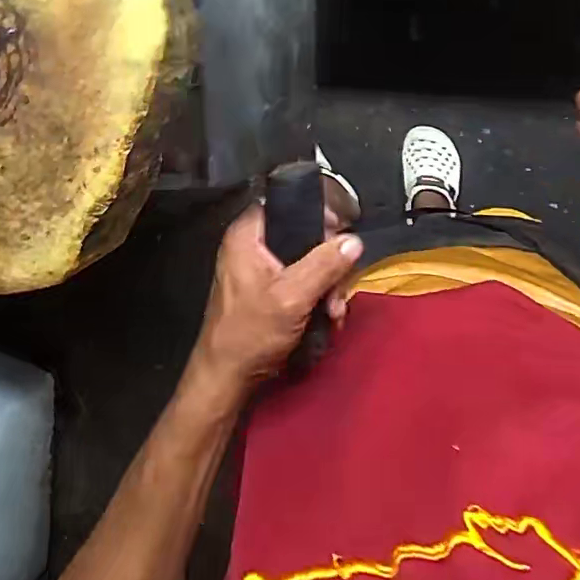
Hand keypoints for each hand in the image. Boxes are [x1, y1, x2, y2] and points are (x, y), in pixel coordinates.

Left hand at [188, 204, 361, 396]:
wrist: (227, 375)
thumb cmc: (252, 330)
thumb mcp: (292, 296)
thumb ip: (324, 265)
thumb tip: (353, 240)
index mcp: (247, 235)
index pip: (284, 204)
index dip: (314, 213)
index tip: (340, 231)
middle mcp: (250, 246)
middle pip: (300, 236)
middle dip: (327, 264)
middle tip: (338, 290)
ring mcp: (257, 269)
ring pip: (304, 262)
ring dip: (325, 286)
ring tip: (334, 312)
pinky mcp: (265, 291)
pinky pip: (298, 282)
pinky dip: (314, 298)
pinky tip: (326, 318)